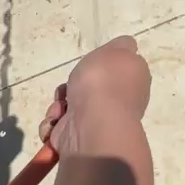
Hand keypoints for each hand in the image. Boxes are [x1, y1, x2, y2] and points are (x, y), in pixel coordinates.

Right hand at [39, 35, 151, 155]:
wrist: (90, 124)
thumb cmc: (102, 84)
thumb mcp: (116, 49)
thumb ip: (120, 46)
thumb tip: (123, 49)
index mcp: (132, 80)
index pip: (114, 70)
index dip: (97, 67)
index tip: (88, 68)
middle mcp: (117, 102)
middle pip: (85, 90)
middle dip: (69, 89)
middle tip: (67, 89)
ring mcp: (96, 122)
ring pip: (68, 109)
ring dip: (56, 108)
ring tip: (58, 111)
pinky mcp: (77, 139)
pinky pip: (58, 128)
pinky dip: (52, 125)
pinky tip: (55, 123)